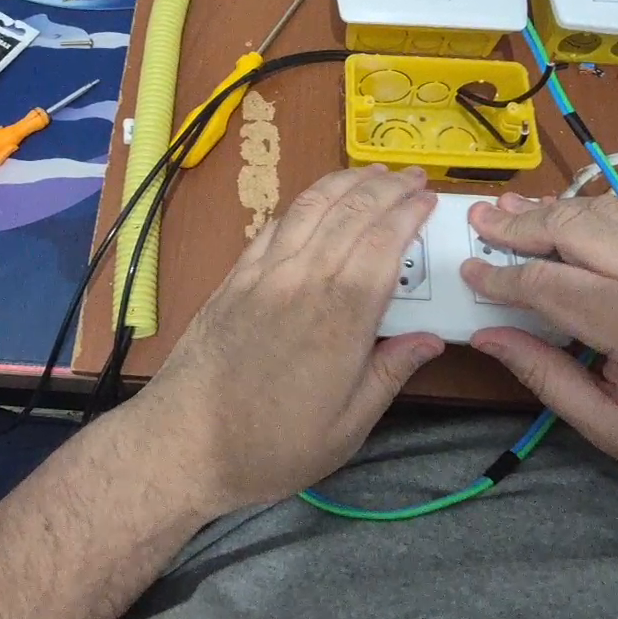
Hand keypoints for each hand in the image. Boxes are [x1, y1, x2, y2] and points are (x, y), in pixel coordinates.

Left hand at [125, 165, 443, 510]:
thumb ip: (390, 373)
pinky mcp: (236, 277)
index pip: (383, 243)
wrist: (186, 439)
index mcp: (342, 316)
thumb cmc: (274, 444)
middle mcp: (304, 280)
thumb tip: (431, 338)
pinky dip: (302, 204)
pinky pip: (274, 226)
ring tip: (371, 174)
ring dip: (344, 183)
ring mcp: (265, 273)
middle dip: (386, 188)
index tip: (429, 199)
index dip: (408, 213)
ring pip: (310, 209)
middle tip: (412, 176)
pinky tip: (315, 201)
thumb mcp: (347, 427)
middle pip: (351, 214)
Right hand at [460, 192, 617, 510]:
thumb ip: (544, 374)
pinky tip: (569, 219)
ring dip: (554, 209)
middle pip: (574, 228)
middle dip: (518, 223)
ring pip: (607, 210)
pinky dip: (595, 214)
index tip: (467, 270)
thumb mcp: (613, 429)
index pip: (548, 282)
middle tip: (479, 217)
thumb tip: (486, 335)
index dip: (500, 277)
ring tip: (512, 207)